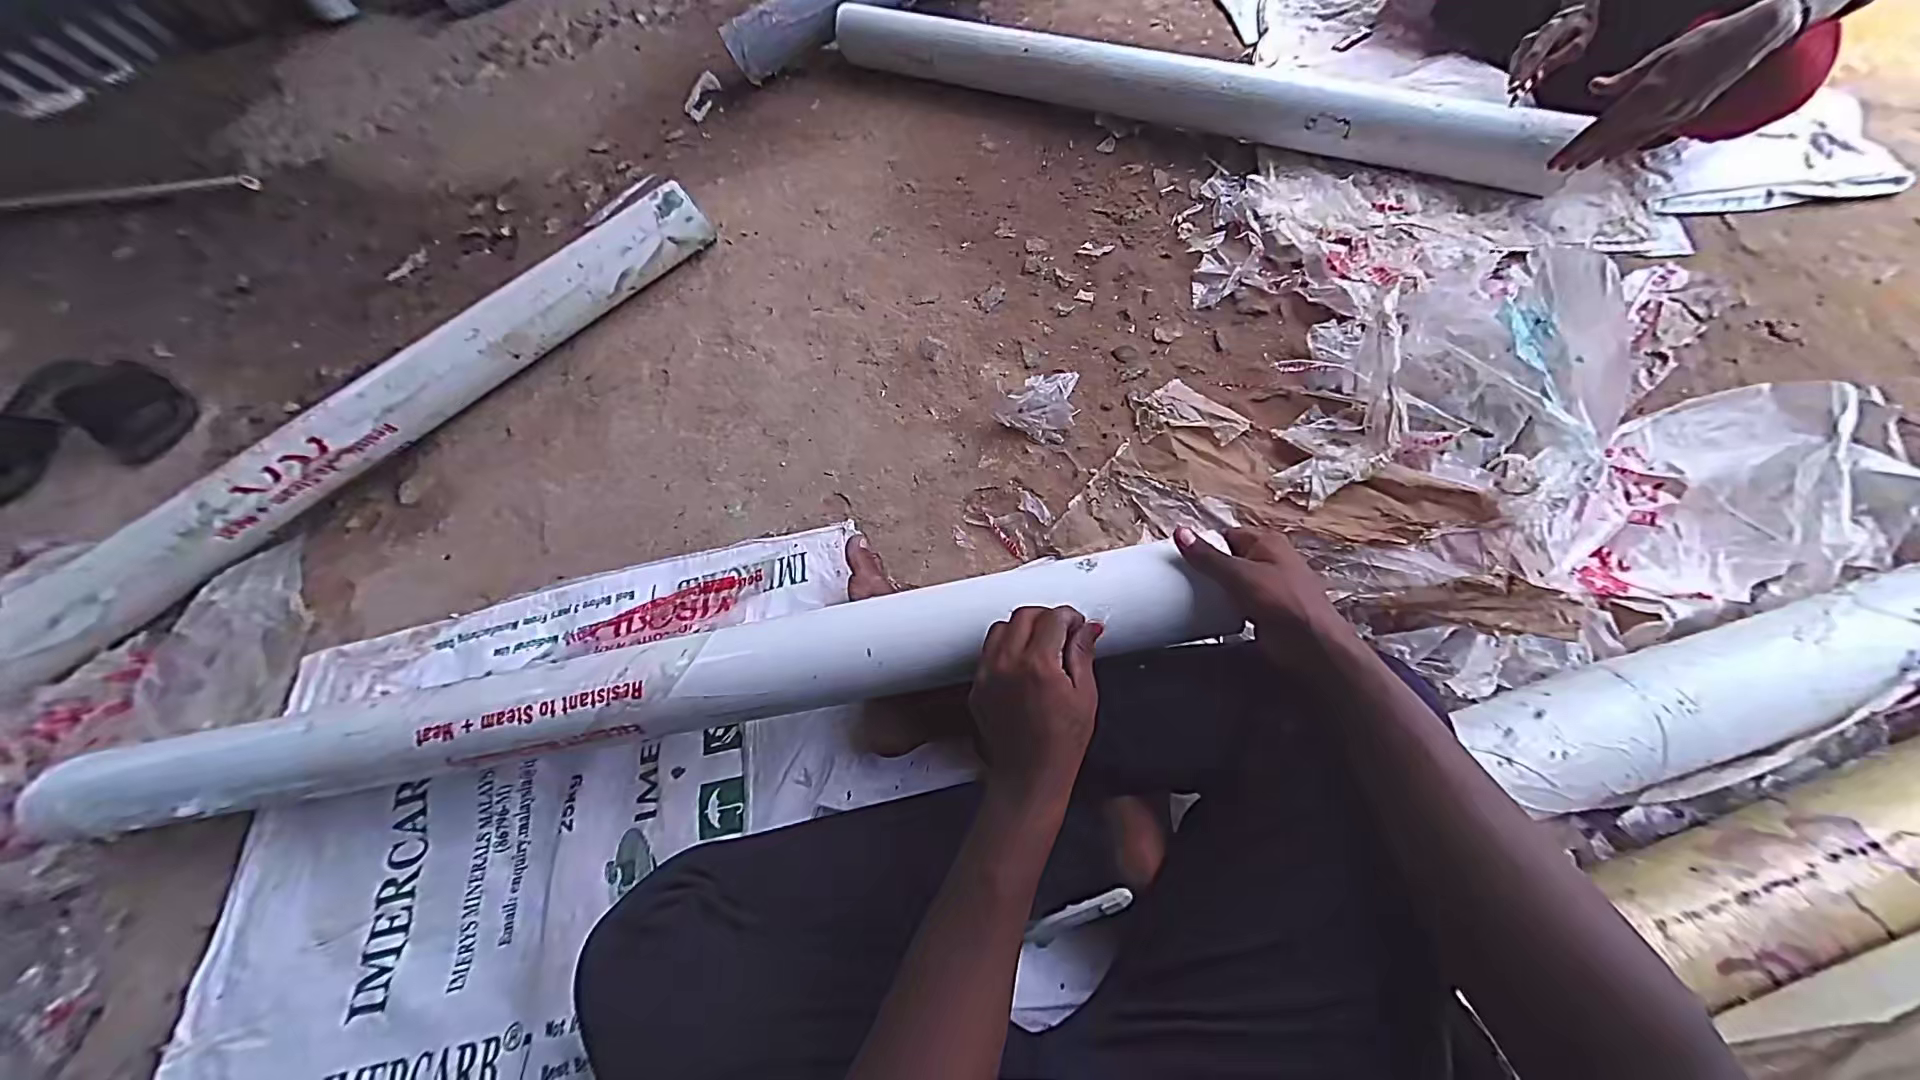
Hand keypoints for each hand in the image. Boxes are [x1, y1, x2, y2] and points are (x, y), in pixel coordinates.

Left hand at [968, 606, 1102, 801]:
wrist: (1028, 777)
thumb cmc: (1060, 747)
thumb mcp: (1085, 697)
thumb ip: (1083, 654)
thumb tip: (1087, 629)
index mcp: (1038, 665)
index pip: (1053, 617)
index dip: (1071, 617)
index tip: (1077, 625)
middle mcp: (1008, 665)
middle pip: (1024, 615)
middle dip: (1046, 617)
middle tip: (1061, 632)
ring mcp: (988, 675)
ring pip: (1001, 628)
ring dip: (1021, 629)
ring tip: (1040, 647)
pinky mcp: (977, 687)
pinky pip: (988, 653)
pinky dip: (1005, 649)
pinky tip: (1021, 666)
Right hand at [1173, 526, 1350, 667]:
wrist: (1312, 645)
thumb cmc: (1281, 602)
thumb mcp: (1239, 575)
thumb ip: (1208, 557)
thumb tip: (1180, 531)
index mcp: (1267, 542)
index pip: (1226, 535)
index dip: (1203, 544)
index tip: (1179, 557)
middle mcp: (1270, 559)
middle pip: (1228, 558)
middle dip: (1207, 568)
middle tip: (1180, 579)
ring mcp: (1269, 585)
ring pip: (1232, 582)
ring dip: (1215, 589)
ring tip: (1189, 596)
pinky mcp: (1266, 609)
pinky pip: (1237, 601)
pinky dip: (1224, 605)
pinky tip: (1208, 613)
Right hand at [1508, 0, 1600, 101]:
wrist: (1577, 13)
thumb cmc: (1581, 27)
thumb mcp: (1580, 41)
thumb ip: (1559, 58)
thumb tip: (1538, 75)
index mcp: (1553, 30)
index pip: (1535, 52)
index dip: (1525, 69)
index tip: (1517, 85)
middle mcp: (1536, 36)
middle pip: (1522, 58)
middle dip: (1517, 75)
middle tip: (1514, 92)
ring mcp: (1527, 42)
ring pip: (1517, 61)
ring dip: (1517, 76)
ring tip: (1516, 91)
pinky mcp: (1522, 50)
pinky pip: (1517, 64)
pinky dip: (1516, 75)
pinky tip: (1517, 86)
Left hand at [1550, 0, 1798, 169]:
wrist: (1759, 36)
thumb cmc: (1708, 40)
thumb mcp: (1663, 53)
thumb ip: (1626, 78)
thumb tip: (1594, 87)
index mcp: (1653, 92)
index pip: (1605, 127)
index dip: (1579, 145)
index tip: (1558, 160)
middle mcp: (1663, 110)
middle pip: (1612, 139)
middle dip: (1584, 154)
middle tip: (1558, 168)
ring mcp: (1675, 116)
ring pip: (1629, 141)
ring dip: (1602, 154)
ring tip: (1579, 165)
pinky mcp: (1685, 117)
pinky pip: (1648, 137)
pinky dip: (1627, 147)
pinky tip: (1612, 155)